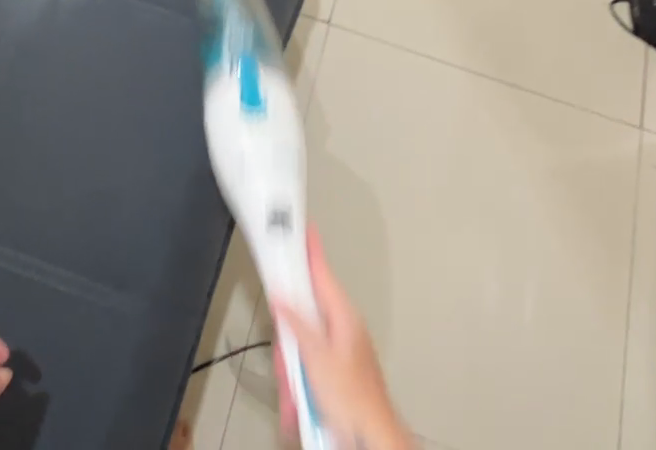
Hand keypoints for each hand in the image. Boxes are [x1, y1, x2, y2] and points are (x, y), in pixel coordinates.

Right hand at [273, 230, 414, 449]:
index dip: (311, 248)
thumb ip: (297, 325)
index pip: (321, 271)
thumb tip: (282, 298)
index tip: (302, 227)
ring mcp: (337, 349)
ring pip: (300, 346)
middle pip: (301, 315)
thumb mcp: (317, 359)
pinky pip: (306, 366)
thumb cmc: (355, 400)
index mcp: (341, 316)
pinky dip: (300, 385)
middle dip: (288, 344)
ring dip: (293, 373)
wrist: (373, 437)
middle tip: (289, 365)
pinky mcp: (334, 368)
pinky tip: (302, 405)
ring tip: (299, 396)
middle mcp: (340, 327)